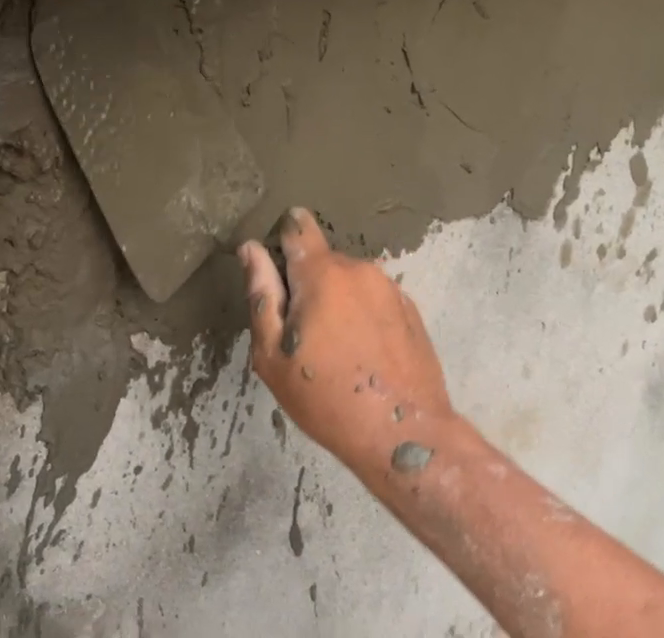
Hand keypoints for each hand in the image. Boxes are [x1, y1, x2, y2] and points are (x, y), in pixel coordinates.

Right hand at [239, 207, 455, 472]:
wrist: (404, 437)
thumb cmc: (325, 396)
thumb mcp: (272, 353)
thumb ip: (261, 294)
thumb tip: (251, 250)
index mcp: (322, 274)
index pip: (298, 226)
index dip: (282, 237)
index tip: (276, 266)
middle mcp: (360, 270)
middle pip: (322, 262)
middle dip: (307, 285)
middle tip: (302, 335)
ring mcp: (390, 290)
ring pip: (349, 283)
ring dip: (337, 302)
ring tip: (335, 351)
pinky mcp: (412, 313)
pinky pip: (374, 301)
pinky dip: (362, 317)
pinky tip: (362, 356)